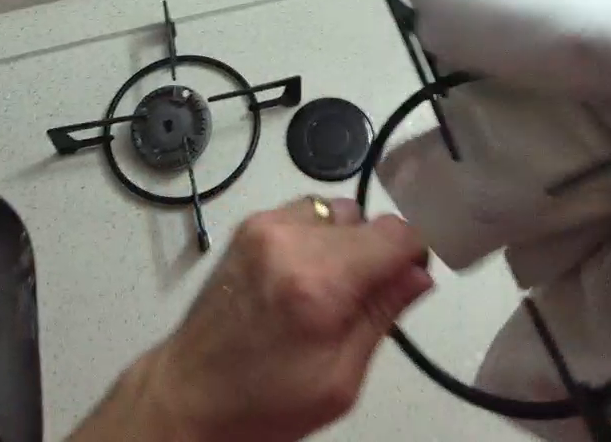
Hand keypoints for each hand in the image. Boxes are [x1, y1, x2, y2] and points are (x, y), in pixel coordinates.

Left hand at [71, 197, 432, 441]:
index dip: (414, 253)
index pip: (394, 233)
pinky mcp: (249, 225)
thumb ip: (383, 315)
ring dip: (347, 240)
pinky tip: (305, 273)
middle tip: (365, 297)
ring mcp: (265, 226)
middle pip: (367, 219)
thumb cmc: (263, 402)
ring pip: (337, 209)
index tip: (411, 276)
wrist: (190, 393)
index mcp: (318, 283)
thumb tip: (420, 274)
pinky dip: (317, 233)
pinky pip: (305, 210)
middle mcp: (290, 240)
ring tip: (331, 286)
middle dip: (378, 253)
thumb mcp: (339, 380)